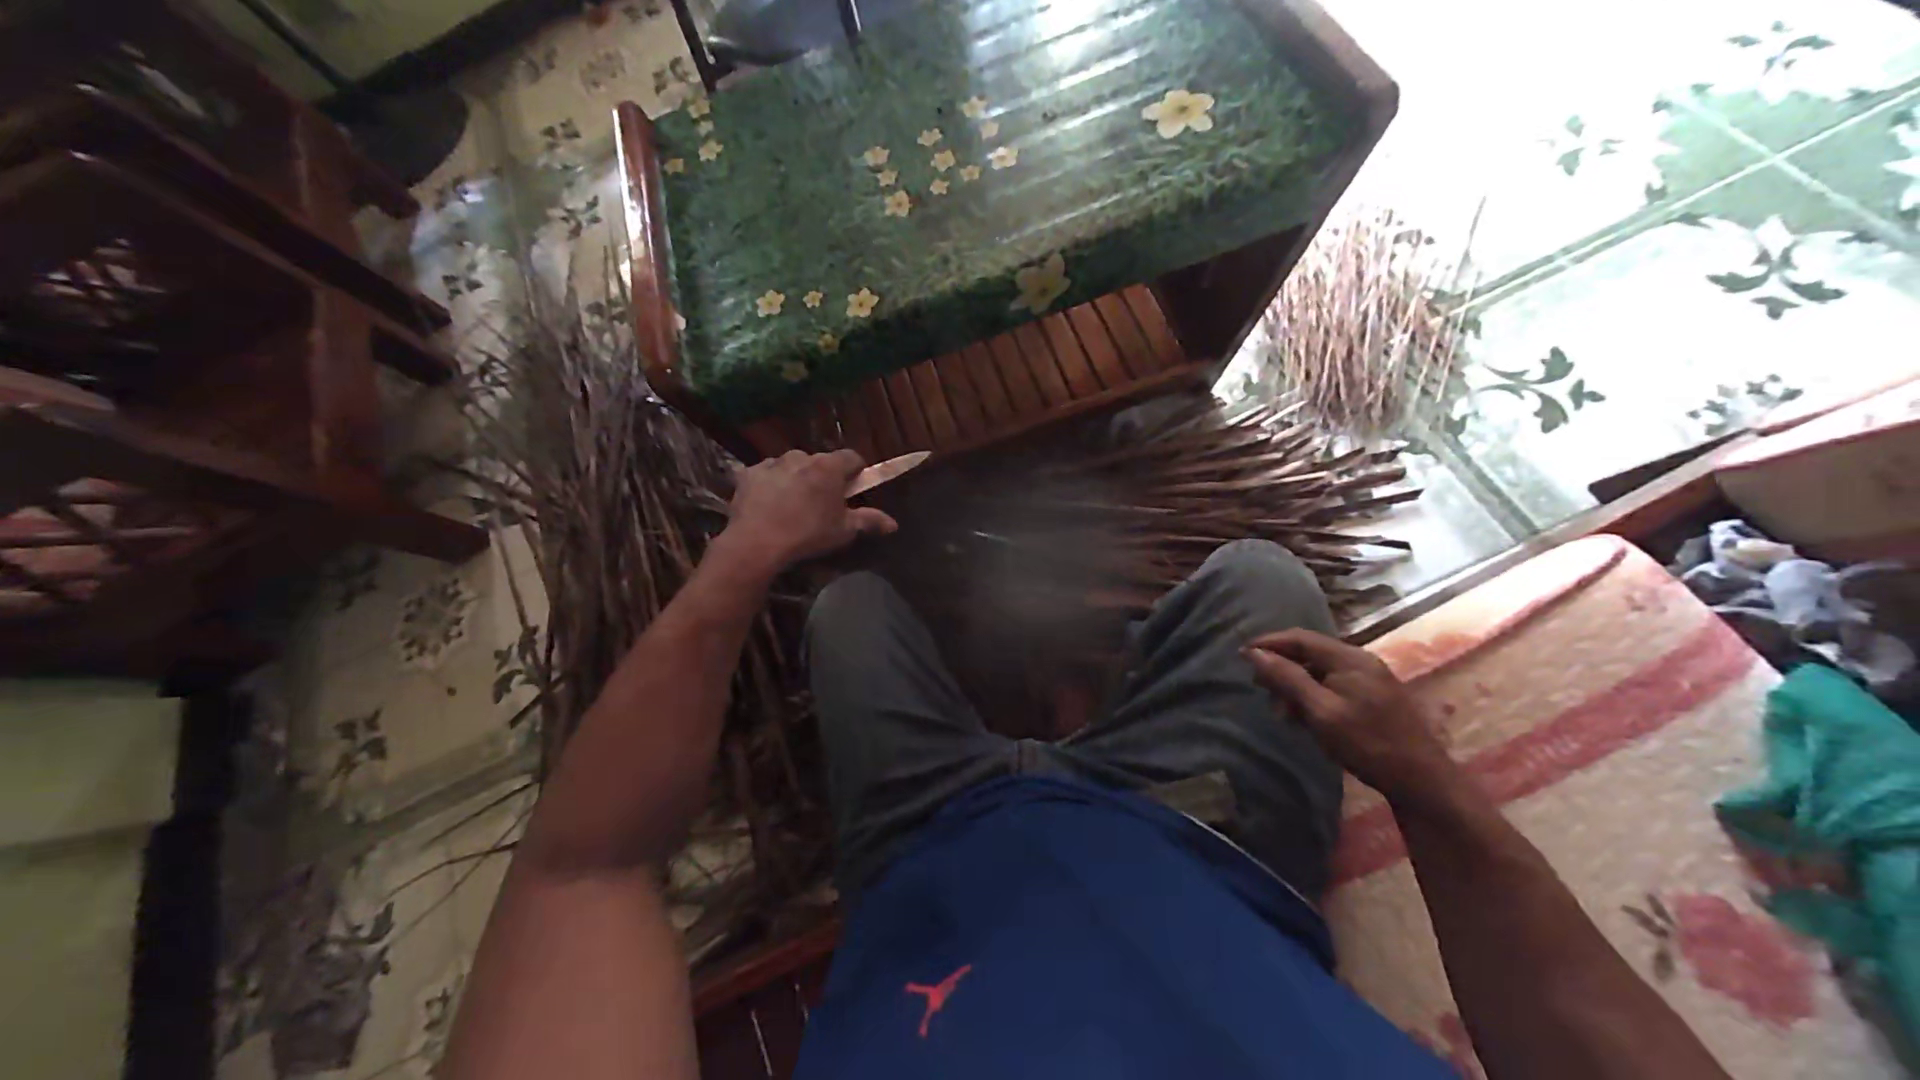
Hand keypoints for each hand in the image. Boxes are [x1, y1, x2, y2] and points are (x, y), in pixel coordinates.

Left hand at [715, 449, 897, 574]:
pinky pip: (767, 474)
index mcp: (829, 467)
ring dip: (797, 479)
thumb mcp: (844, 530)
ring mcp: (772, 463)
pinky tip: (769, 506)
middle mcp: (801, 456)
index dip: (856, 472)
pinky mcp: (749, 473)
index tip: (853, 489)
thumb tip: (893, 524)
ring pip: (792, 466)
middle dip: (824, 477)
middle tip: (822, 504)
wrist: (756, 543)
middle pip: (820, 462)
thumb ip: (869, 521)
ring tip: (792, 506)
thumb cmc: (808, 534)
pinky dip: (771, 485)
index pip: (852, 457)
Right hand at [1244, 628, 1456, 802]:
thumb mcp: (1320, 711)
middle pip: (1310, 652)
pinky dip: (1312, 695)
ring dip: (1295, 685)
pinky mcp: (1373, 697)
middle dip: (1281, 667)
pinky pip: (1333, 685)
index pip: (1300, 638)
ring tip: (1281, 711)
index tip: (1241, 656)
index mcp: (1350, 658)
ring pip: (1320, 671)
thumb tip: (1254, 653)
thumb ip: (1287, 678)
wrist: (1421, 780)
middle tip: (1259, 688)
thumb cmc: (1367, 743)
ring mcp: (1370, 679)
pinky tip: (1304, 717)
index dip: (1268, 643)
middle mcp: (1361, 661)